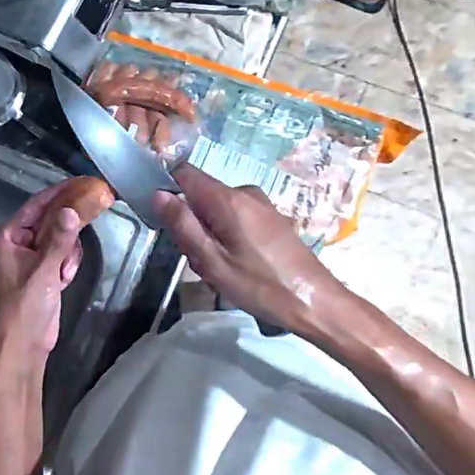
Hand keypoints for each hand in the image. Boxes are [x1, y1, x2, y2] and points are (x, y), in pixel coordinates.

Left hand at [0, 181, 89, 377]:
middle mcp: (20, 242)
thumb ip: (59, 240)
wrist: (24, 346)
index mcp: (10, 236)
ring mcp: (34, 256)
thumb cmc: (24, 309)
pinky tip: (64, 280)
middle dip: (69, 224)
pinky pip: (64, 253)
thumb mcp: (43, 272)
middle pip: (52, 218)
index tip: (84, 181)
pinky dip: (68, 264)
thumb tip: (72, 211)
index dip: (61, 192)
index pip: (38, 204)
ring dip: (68, 252)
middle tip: (96, 207)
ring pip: (62, 236)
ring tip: (63, 273)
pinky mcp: (46, 270)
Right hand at [152, 165, 355, 337]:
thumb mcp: (213, 262)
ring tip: (221, 272)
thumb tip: (158, 194)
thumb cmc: (261, 285)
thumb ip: (183, 225)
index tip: (165, 222)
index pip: (185, 173)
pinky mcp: (270, 218)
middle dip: (191, 225)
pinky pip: (235, 219)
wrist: (315, 302)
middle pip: (200, 196)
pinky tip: (238, 268)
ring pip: (216, 211)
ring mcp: (260, 204)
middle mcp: (245, 192)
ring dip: (209, 238)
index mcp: (228, 199)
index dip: (168, 190)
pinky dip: (227, 239)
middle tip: (201, 262)